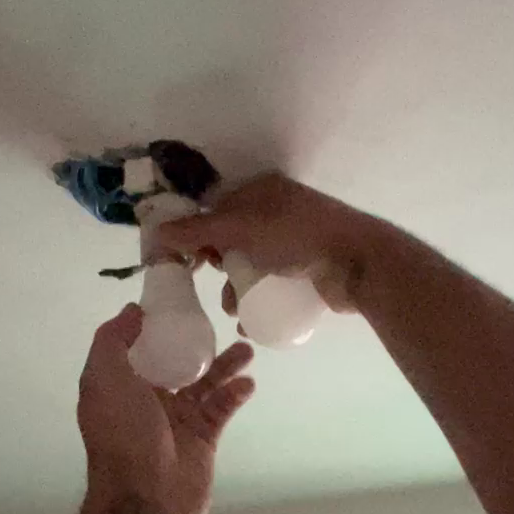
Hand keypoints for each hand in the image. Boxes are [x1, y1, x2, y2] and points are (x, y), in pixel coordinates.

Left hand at [78, 304, 255, 513]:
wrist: (147, 498)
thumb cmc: (123, 435)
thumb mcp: (104, 380)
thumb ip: (113, 341)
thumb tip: (133, 311)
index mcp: (120, 385)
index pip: (138, 347)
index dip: (154, 325)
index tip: (177, 301)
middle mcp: (147, 400)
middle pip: (175, 362)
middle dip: (195, 343)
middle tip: (218, 322)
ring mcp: (177, 419)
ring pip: (204, 383)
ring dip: (225, 365)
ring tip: (246, 349)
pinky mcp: (203, 437)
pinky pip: (221, 408)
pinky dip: (235, 393)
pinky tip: (247, 382)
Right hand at [155, 174, 384, 317]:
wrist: (357, 264)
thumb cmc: (297, 237)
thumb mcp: (242, 229)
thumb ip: (199, 230)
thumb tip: (156, 231)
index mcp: (262, 192)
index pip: (217, 209)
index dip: (197, 233)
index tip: (184, 260)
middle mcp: (276, 213)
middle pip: (232, 240)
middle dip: (218, 266)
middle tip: (209, 284)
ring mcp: (293, 243)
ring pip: (251, 266)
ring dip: (236, 290)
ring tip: (232, 311)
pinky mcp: (306, 270)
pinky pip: (271, 284)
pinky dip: (257, 301)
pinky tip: (249, 321)